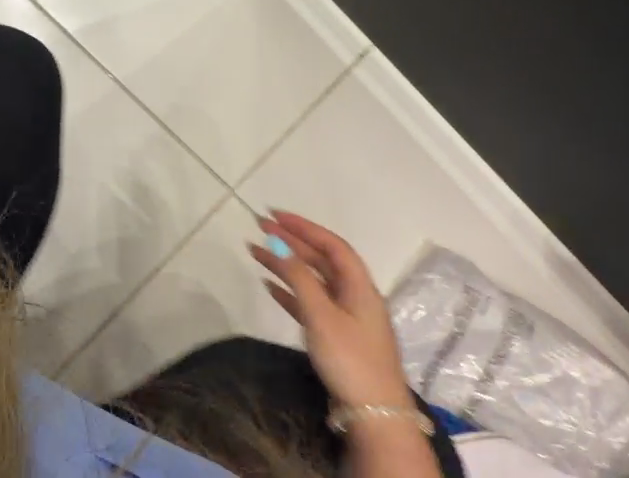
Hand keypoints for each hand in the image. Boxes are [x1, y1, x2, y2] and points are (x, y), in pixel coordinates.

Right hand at [251, 211, 412, 411]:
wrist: (374, 413)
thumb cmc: (350, 359)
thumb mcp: (321, 315)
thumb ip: (299, 278)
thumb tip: (280, 245)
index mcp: (360, 289)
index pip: (333, 247)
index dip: (305, 228)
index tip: (274, 215)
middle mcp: (355, 297)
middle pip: (322, 261)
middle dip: (291, 242)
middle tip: (259, 227)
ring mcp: (346, 317)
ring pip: (312, 280)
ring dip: (285, 264)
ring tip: (255, 251)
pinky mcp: (336, 335)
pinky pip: (309, 302)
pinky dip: (289, 290)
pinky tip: (269, 286)